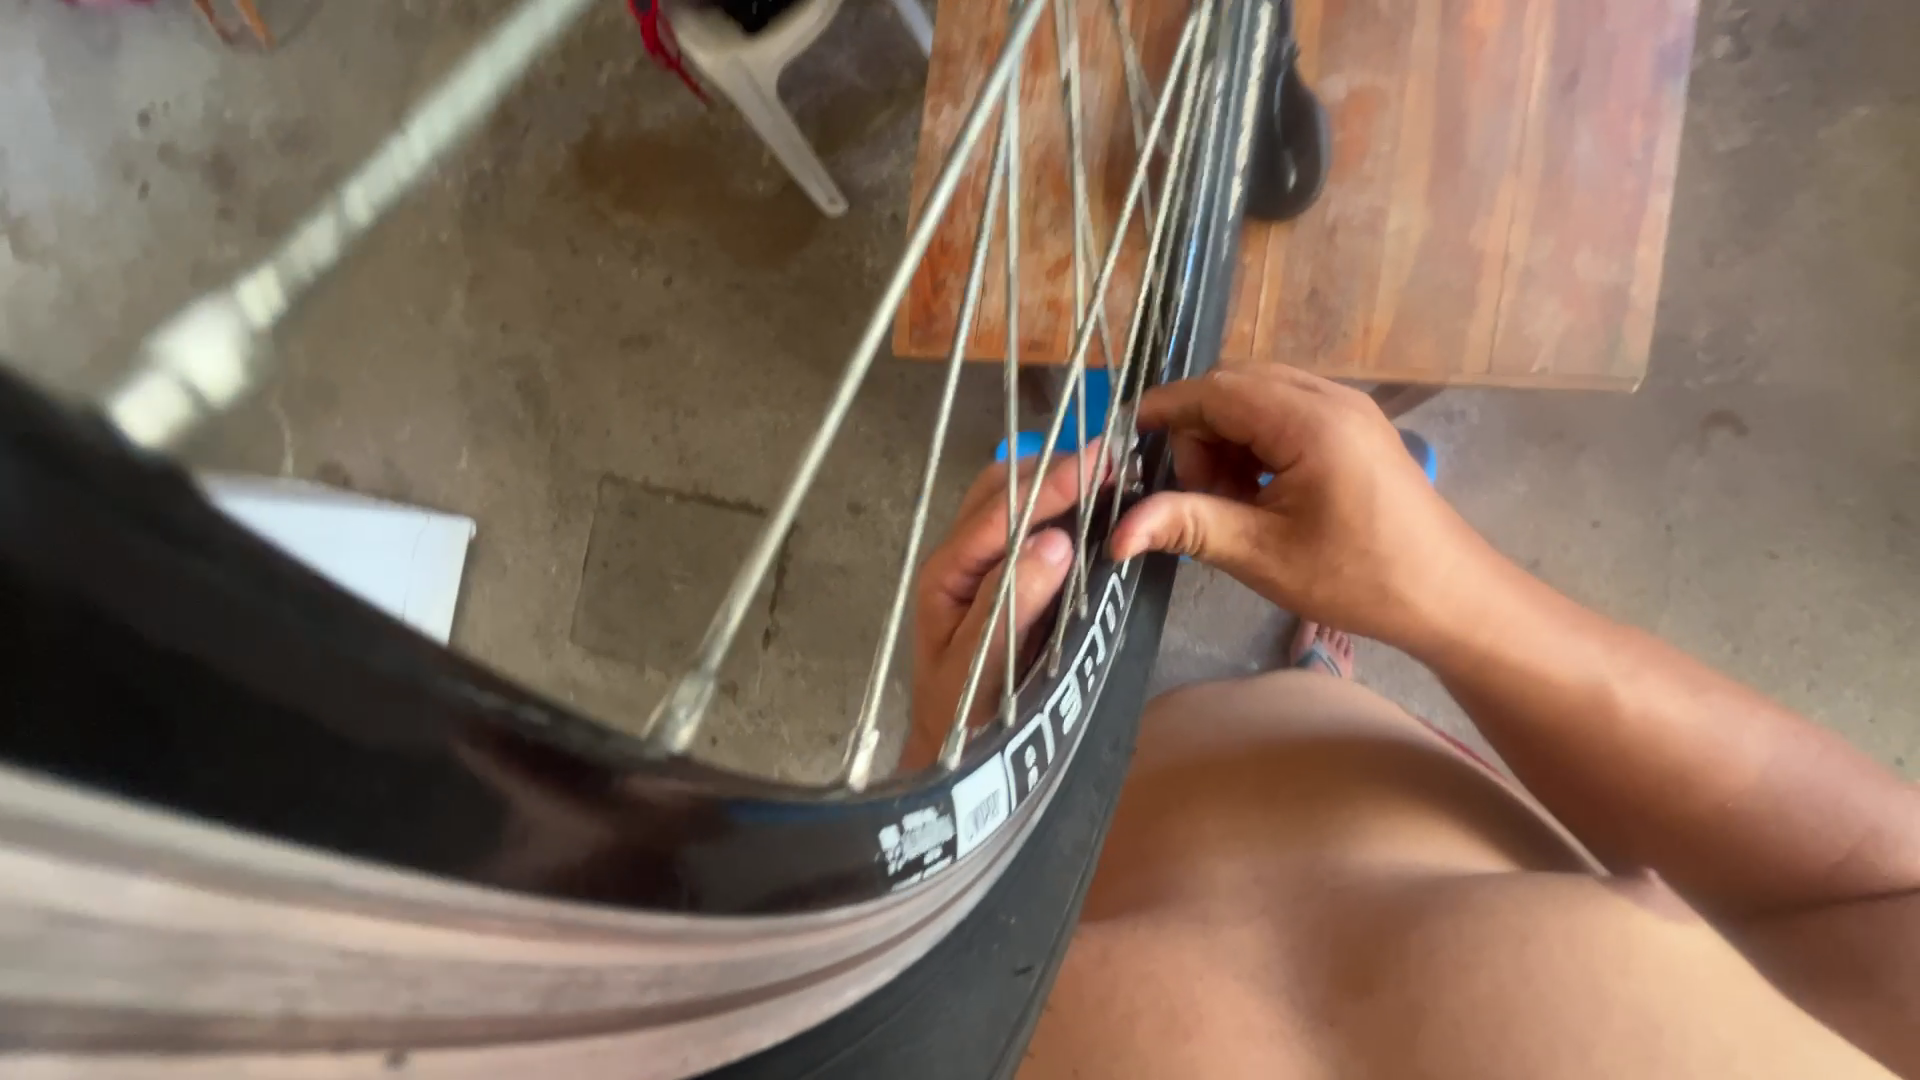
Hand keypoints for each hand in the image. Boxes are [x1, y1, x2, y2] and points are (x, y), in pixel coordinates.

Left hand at [903, 446, 1107, 771]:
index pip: (1001, 513)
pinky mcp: (1000, 576)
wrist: (955, 750)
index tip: (1102, 459)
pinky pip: (1025, 526)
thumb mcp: (983, 666)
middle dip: (1054, 469)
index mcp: (947, 572)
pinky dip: (1057, 508)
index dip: (1052, 484)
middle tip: (1112, 459)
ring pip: (1010, 499)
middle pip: (999, 489)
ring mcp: (978, 563)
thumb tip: (1056, 540)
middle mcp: (958, 556)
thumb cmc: (965, 716)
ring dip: (1054, 481)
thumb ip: (1013, 603)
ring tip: (1106, 473)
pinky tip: (1090, 508)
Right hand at [1110, 365, 1505, 654]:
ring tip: (1229, 500)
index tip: (1127, 446)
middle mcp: (1328, 396)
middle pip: (1232, 386)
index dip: (1164, 412)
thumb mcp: (1260, 553)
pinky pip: (1281, 412)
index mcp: (1308, 420)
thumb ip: (1185, 526)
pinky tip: (1257, 491)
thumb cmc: (1356, 577)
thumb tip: (1115, 535)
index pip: (1214, 390)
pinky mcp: (1351, 426)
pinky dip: (1252, 443)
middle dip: (1197, 433)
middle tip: (1197, 495)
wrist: (1449, 596)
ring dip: (1224, 440)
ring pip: (1255, 398)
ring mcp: (1345, 407)